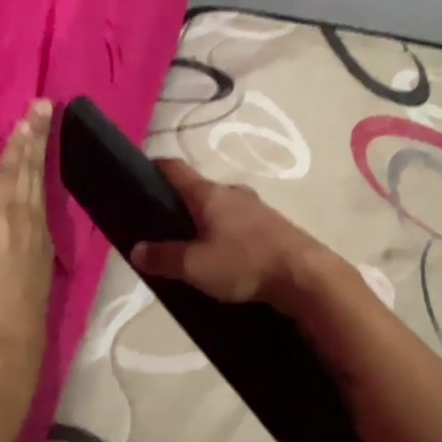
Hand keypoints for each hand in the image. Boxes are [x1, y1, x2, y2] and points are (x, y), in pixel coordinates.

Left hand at [0, 100, 54, 372]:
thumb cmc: (7, 341)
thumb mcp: (21, 306)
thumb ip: (19, 285)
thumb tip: (22, 276)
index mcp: (40, 253)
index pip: (41, 204)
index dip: (43, 176)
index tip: (46, 153)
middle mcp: (36, 231)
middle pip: (38, 181)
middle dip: (43, 146)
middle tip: (48, 110)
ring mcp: (19, 219)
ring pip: (27, 171)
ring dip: (32, 139)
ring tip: (37, 109)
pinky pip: (11, 172)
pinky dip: (18, 148)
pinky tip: (21, 127)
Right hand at [131, 158, 335, 306]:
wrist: (304, 274)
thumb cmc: (243, 263)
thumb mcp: (195, 266)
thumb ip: (163, 257)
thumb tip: (136, 248)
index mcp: (208, 193)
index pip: (174, 167)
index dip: (153, 168)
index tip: (136, 178)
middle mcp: (231, 192)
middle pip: (197, 189)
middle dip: (178, 204)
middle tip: (160, 227)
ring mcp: (255, 207)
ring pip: (219, 208)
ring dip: (203, 221)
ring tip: (189, 247)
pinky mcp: (272, 226)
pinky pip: (238, 224)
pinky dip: (225, 234)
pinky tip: (222, 256)